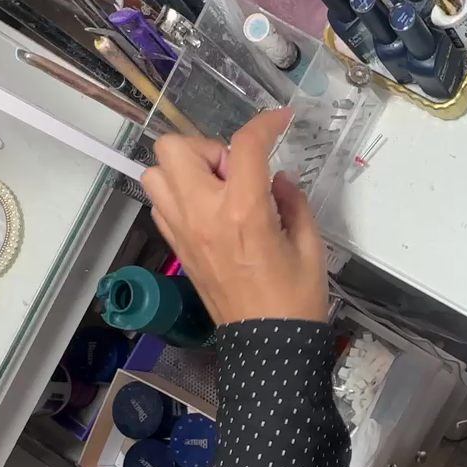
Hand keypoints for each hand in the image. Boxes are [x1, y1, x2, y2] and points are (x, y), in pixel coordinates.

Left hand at [139, 110, 328, 324]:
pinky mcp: (177, 247)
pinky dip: (181, 196)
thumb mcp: (310, 247)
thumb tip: (279, 180)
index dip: (266, 125)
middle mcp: (203, 213)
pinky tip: (211, 214)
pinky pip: (161, 202)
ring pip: (157, 171)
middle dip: (211, 151)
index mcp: (244, 211)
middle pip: (178, 147)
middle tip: (239, 176)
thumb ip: (294, 203)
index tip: (280, 121)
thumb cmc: (296, 300)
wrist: (269, 345)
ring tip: (219, 192)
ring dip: (186, 171)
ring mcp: (183, 230)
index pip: (246, 146)